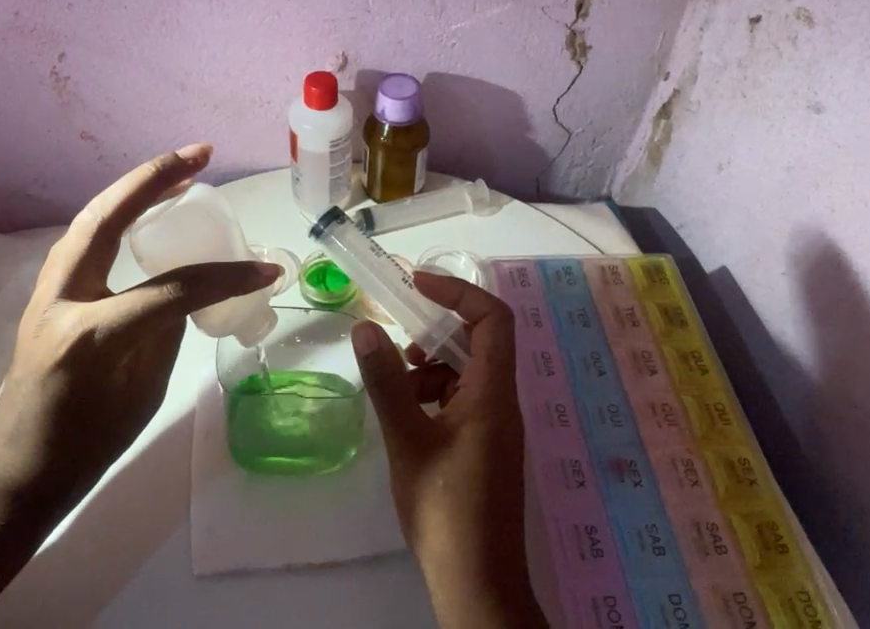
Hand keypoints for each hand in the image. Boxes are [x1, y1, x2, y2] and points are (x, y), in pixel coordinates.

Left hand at [0, 143, 280, 511]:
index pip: (169, 290)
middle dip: (155, 179)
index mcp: (91, 337)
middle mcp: (62, 300)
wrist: (18, 468)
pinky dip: (117, 212)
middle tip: (201, 154)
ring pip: (91, 218)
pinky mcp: (47, 290)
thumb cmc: (85, 446)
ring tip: (179, 170)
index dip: (223, 277)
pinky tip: (144, 208)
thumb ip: (166, 330)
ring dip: (135, 188)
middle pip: (108, 218)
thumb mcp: (143, 393)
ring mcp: (47, 290)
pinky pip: (85, 236)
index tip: (265, 271)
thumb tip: (187, 288)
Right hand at [352, 273, 547, 628]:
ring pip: (469, 372)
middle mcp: (502, 402)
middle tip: (397, 330)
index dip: (458, 292)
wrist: (478, 583)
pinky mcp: (486, 447)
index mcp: (493, 393)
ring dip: (432, 365)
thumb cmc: (445, 508)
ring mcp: (496, 427)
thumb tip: (367, 328)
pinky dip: (436, 393)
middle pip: (481, 341)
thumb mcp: (407, 440)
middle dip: (437, 328)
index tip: (416, 285)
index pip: (493, 318)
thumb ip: (387, 382)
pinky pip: (464, 400)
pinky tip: (406, 413)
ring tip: (395, 380)